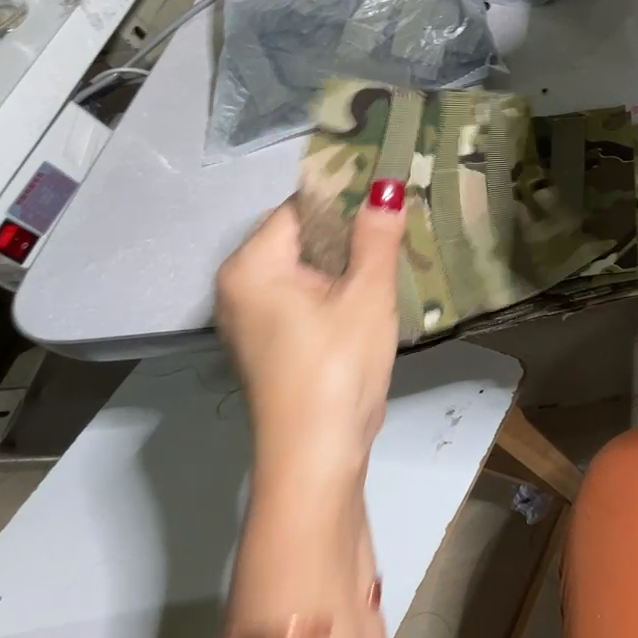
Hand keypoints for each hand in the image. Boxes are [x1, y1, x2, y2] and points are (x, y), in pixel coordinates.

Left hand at [217, 183, 406, 471]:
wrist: (317, 452)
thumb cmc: (338, 365)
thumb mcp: (368, 294)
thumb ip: (376, 236)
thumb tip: (387, 184)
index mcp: (250, 267)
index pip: (300, 207)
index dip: (346, 196)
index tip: (391, 191)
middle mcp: (237, 287)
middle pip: (300, 236)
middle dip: (348, 228)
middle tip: (400, 220)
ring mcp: (250, 317)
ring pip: (304, 268)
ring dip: (346, 259)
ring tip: (394, 250)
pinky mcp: (269, 342)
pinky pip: (302, 294)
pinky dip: (334, 287)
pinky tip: (371, 291)